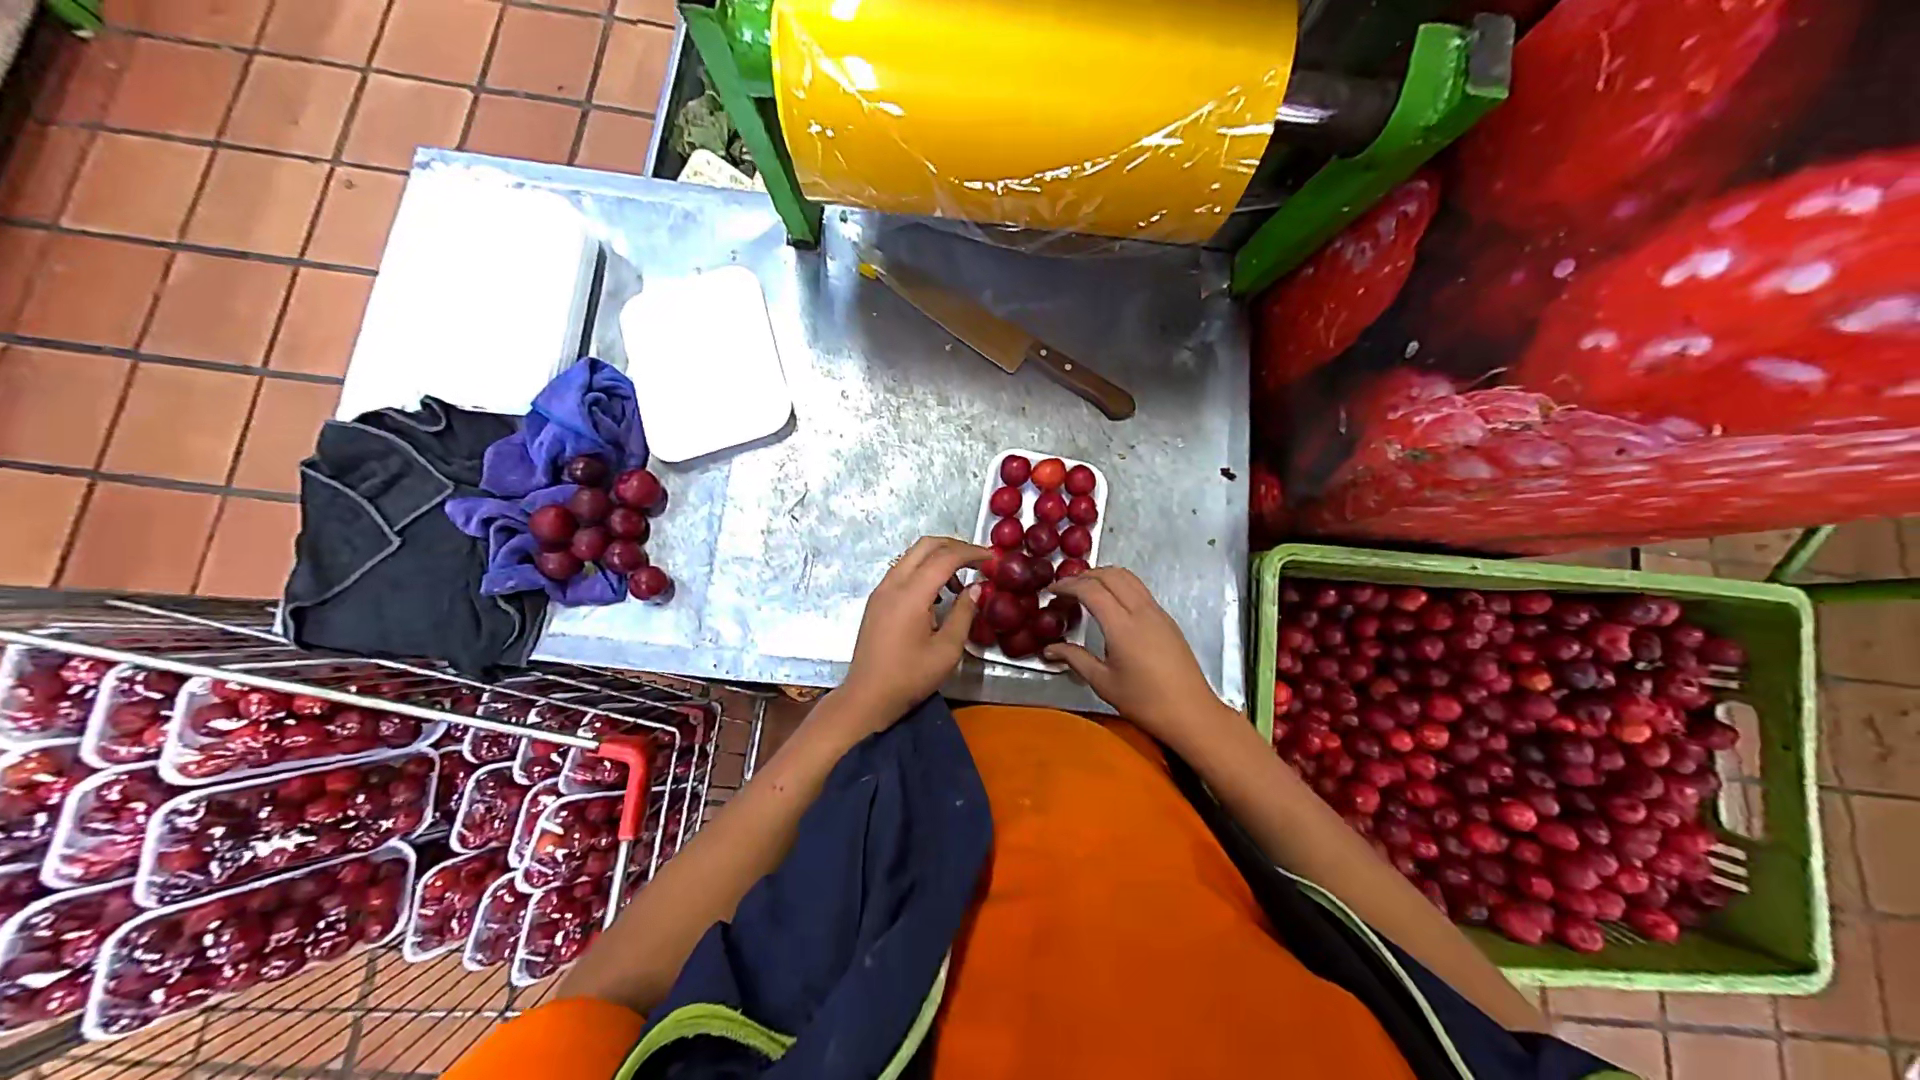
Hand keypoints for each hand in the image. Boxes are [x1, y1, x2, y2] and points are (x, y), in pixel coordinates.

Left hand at [839, 536, 990, 723]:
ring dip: (938, 559)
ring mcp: (881, 591)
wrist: (867, 697)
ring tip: (960, 584)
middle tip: (977, 561)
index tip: (992, 558)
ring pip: (912, 556)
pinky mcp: (877, 601)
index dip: (971, 552)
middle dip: (954, 546)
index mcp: (911, 594)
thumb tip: (976, 589)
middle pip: (925, 546)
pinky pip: (903, 571)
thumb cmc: (909, 677)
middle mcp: (893, 584)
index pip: (945, 557)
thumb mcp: (947, 650)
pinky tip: (937, 596)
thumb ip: (964, 614)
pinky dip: (924, 571)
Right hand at [1044, 567, 1237, 750]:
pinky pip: (1139, 589)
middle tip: (1065, 588)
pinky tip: (1109, 604)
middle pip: (1110, 575)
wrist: (1190, 713)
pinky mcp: (1166, 619)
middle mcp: (1141, 611)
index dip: (1068, 586)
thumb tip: (1049, 650)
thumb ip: (1074, 659)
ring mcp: (1157, 613)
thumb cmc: (1145, 702)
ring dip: (1103, 576)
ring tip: (1085, 590)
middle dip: (1084, 575)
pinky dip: (1119, 585)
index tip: (1052, 591)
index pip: (1091, 590)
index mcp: (1123, 626)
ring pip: (1128, 577)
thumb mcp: (1103, 682)